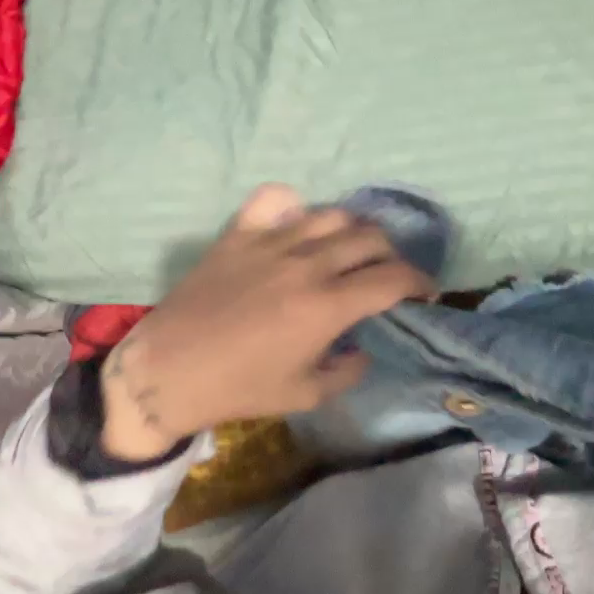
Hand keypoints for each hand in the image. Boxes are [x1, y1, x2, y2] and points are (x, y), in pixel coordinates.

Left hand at [98, 184, 434, 461]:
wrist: (169, 371)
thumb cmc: (239, 389)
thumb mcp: (305, 394)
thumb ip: (348, 371)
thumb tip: (365, 348)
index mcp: (326, 307)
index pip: (392, 279)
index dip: (419, 282)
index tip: (424, 292)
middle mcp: (305, 265)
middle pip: (369, 238)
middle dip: (392, 256)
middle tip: (387, 275)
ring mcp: (270, 243)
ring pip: (331, 215)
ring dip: (353, 230)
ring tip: (351, 248)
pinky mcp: (238, 234)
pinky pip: (273, 199)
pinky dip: (294, 203)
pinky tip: (299, 221)